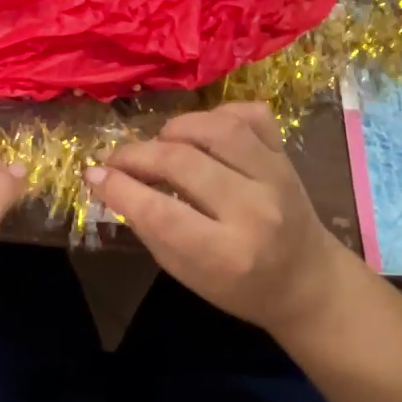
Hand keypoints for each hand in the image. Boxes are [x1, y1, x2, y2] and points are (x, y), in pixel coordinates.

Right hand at [86, 104, 354, 335]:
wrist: (308, 284)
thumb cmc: (237, 286)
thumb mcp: (184, 271)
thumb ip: (148, 226)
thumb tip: (106, 181)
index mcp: (225, 254)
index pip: (160, 211)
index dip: (119, 188)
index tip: (93, 175)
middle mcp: (254, 210)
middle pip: (181, 162)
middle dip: (135, 155)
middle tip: (115, 161)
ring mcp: (276, 178)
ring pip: (216, 128)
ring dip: (173, 129)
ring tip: (159, 145)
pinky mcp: (287, 156)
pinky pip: (250, 115)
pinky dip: (217, 115)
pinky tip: (200, 134)